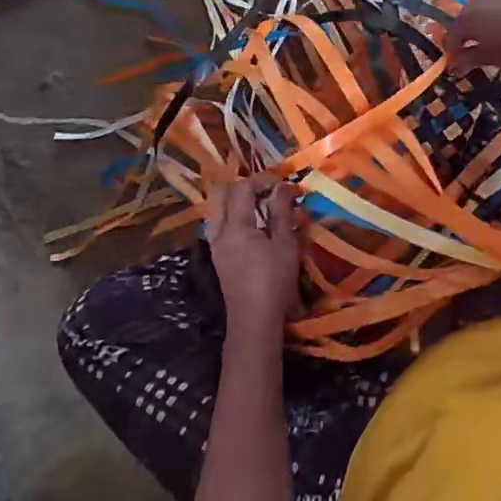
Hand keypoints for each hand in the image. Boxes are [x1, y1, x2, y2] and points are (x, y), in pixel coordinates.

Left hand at [204, 175, 303, 340]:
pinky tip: (254, 227)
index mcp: (235, 226)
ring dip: (237, 202)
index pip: (242, 188)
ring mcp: (215, 245)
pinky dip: (234, 217)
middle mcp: (219, 232)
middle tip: (267, 191)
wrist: (254, 320)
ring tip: (261, 208)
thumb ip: (281, 213)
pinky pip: (220, 225)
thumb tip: (281, 188)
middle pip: (220, 194)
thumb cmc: (274, 282)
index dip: (262, 179)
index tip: (282, 183)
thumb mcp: (285, 245)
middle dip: (243, 186)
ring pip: (217, 210)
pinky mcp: (218, 257)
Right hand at [447, 0, 500, 68]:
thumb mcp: (489, 57)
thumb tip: (453, 68)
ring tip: (496, 39)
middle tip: (477, 52)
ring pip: (479, 12)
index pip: (448, 38)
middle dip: (466, 37)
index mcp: (463, 20)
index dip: (451, 53)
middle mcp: (473, 3)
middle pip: (463, 22)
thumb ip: (468, 61)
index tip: (460, 65)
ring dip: (482, 25)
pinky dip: (497, 16)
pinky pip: (496, 5)